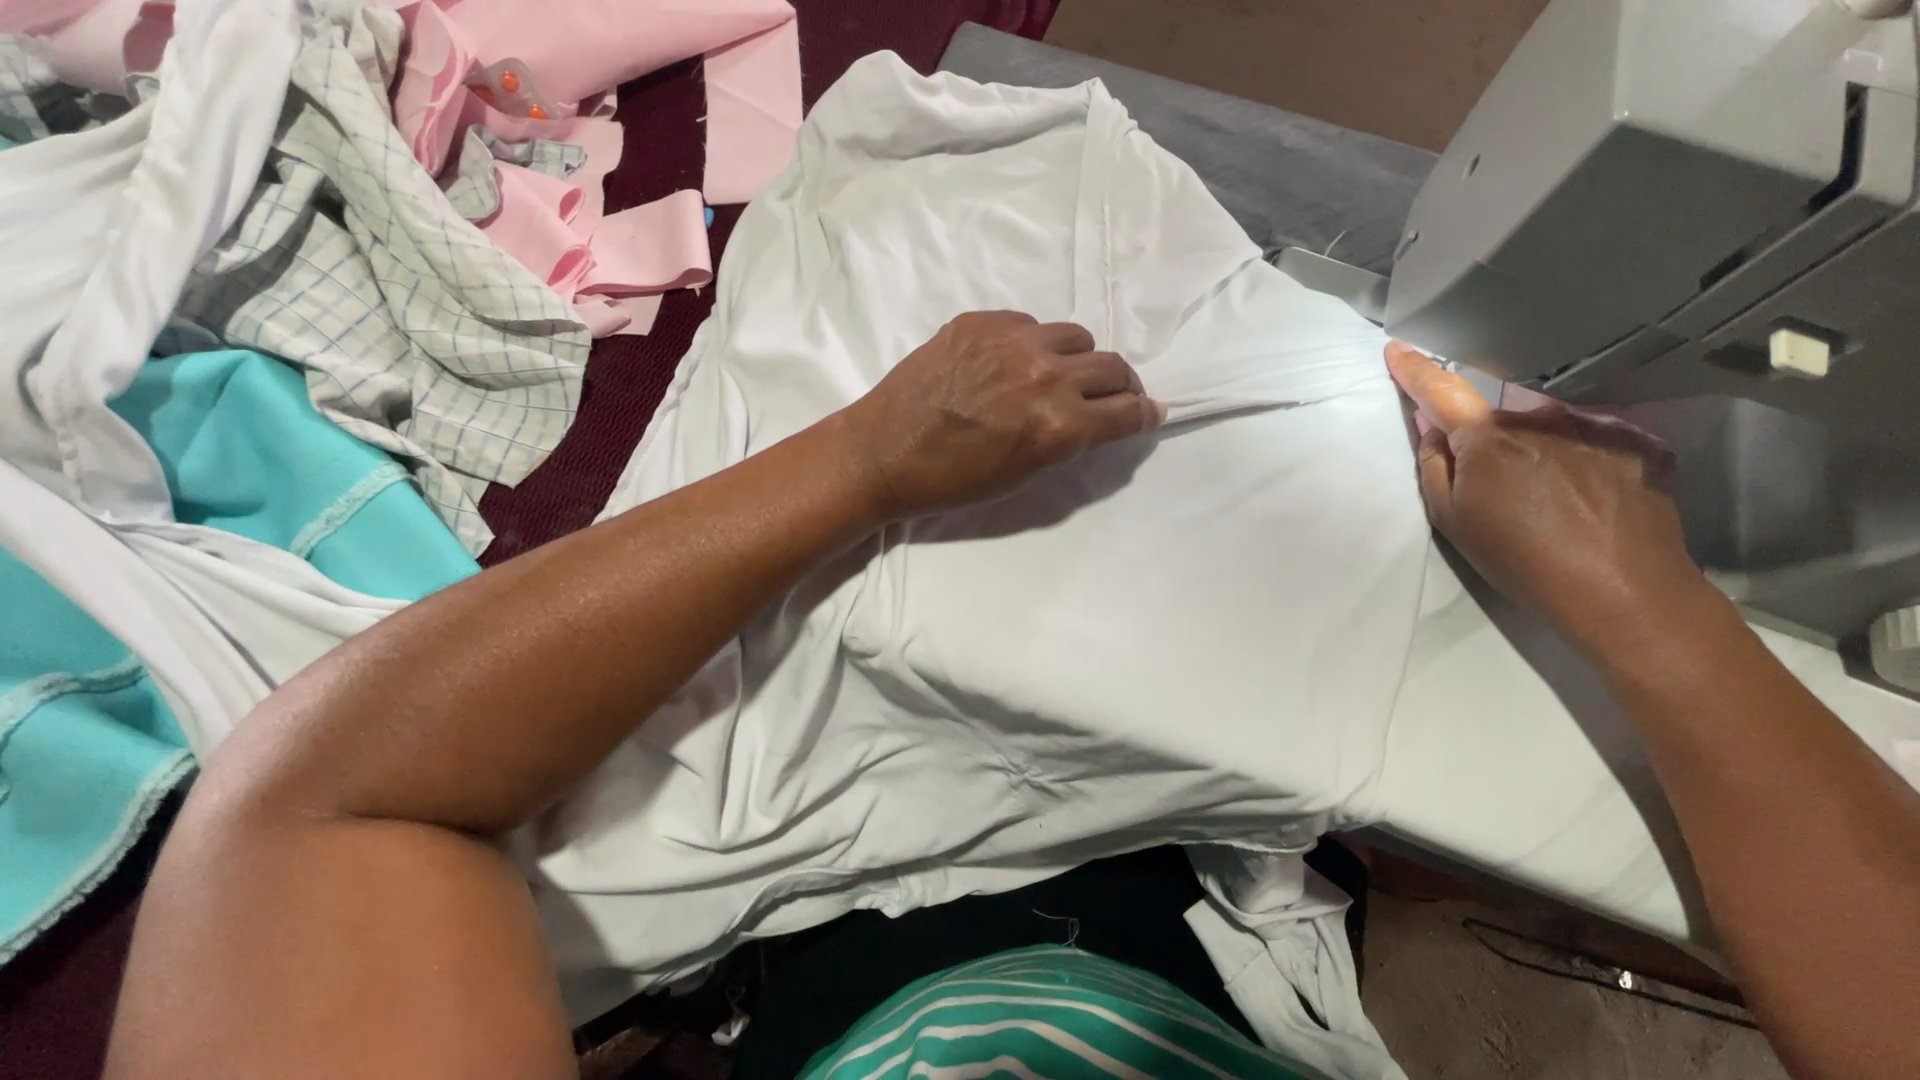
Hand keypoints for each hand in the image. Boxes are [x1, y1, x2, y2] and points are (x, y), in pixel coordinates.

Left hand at [838, 311, 1164, 519]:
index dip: (1143, 414)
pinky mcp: (979, 321)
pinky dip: (1032, 343)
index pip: (1127, 410)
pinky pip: (1029, 323)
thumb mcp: (1025, 475)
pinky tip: (1008, 364)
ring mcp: (1011, 341)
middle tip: (1107, 397)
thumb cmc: (953, 482)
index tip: (1148, 412)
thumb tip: (1108, 419)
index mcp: (1059, 425)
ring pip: (1075, 336)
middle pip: (1112, 366)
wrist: (883, 454)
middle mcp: (1045, 375)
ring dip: (1076, 358)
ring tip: (1054, 376)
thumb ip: (1072, 442)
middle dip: (1118, 386)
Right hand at [1385, 342, 1707, 655]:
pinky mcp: (1640, 444)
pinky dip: (1585, 460)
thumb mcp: (1453, 522)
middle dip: (1490, 441)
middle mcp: (1542, 418)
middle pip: (1501, 417)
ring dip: (1540, 450)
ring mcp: (1596, 426)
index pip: (1441, 391)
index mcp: (1488, 438)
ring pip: (1551, 426)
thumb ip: (1435, 468)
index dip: (1415, 370)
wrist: (1623, 592)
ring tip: (1553, 502)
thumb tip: (1433, 432)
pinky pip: (1597, 440)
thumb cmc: (1521, 560)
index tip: (1398, 349)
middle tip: (1498, 492)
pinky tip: (1592, 499)